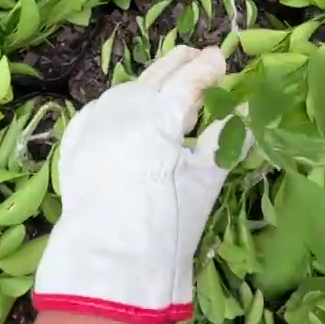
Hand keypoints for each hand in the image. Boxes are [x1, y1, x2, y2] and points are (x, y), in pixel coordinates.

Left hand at [34, 45, 230, 323]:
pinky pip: (103, 107)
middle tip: (200, 59)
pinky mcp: (78, 140)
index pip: (189, 79)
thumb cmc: (167, 222)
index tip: (222, 59)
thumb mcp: (204, 180)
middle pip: (158, 73)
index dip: (208, 67)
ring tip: (172, 92)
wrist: (111, 264)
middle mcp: (124, 106)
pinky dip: (124, 103)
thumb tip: (246, 109)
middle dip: (181, 64)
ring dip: (153, 83)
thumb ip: (225, 137)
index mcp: (159, 113)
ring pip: (130, 87)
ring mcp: (97, 121)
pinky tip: (133, 111)